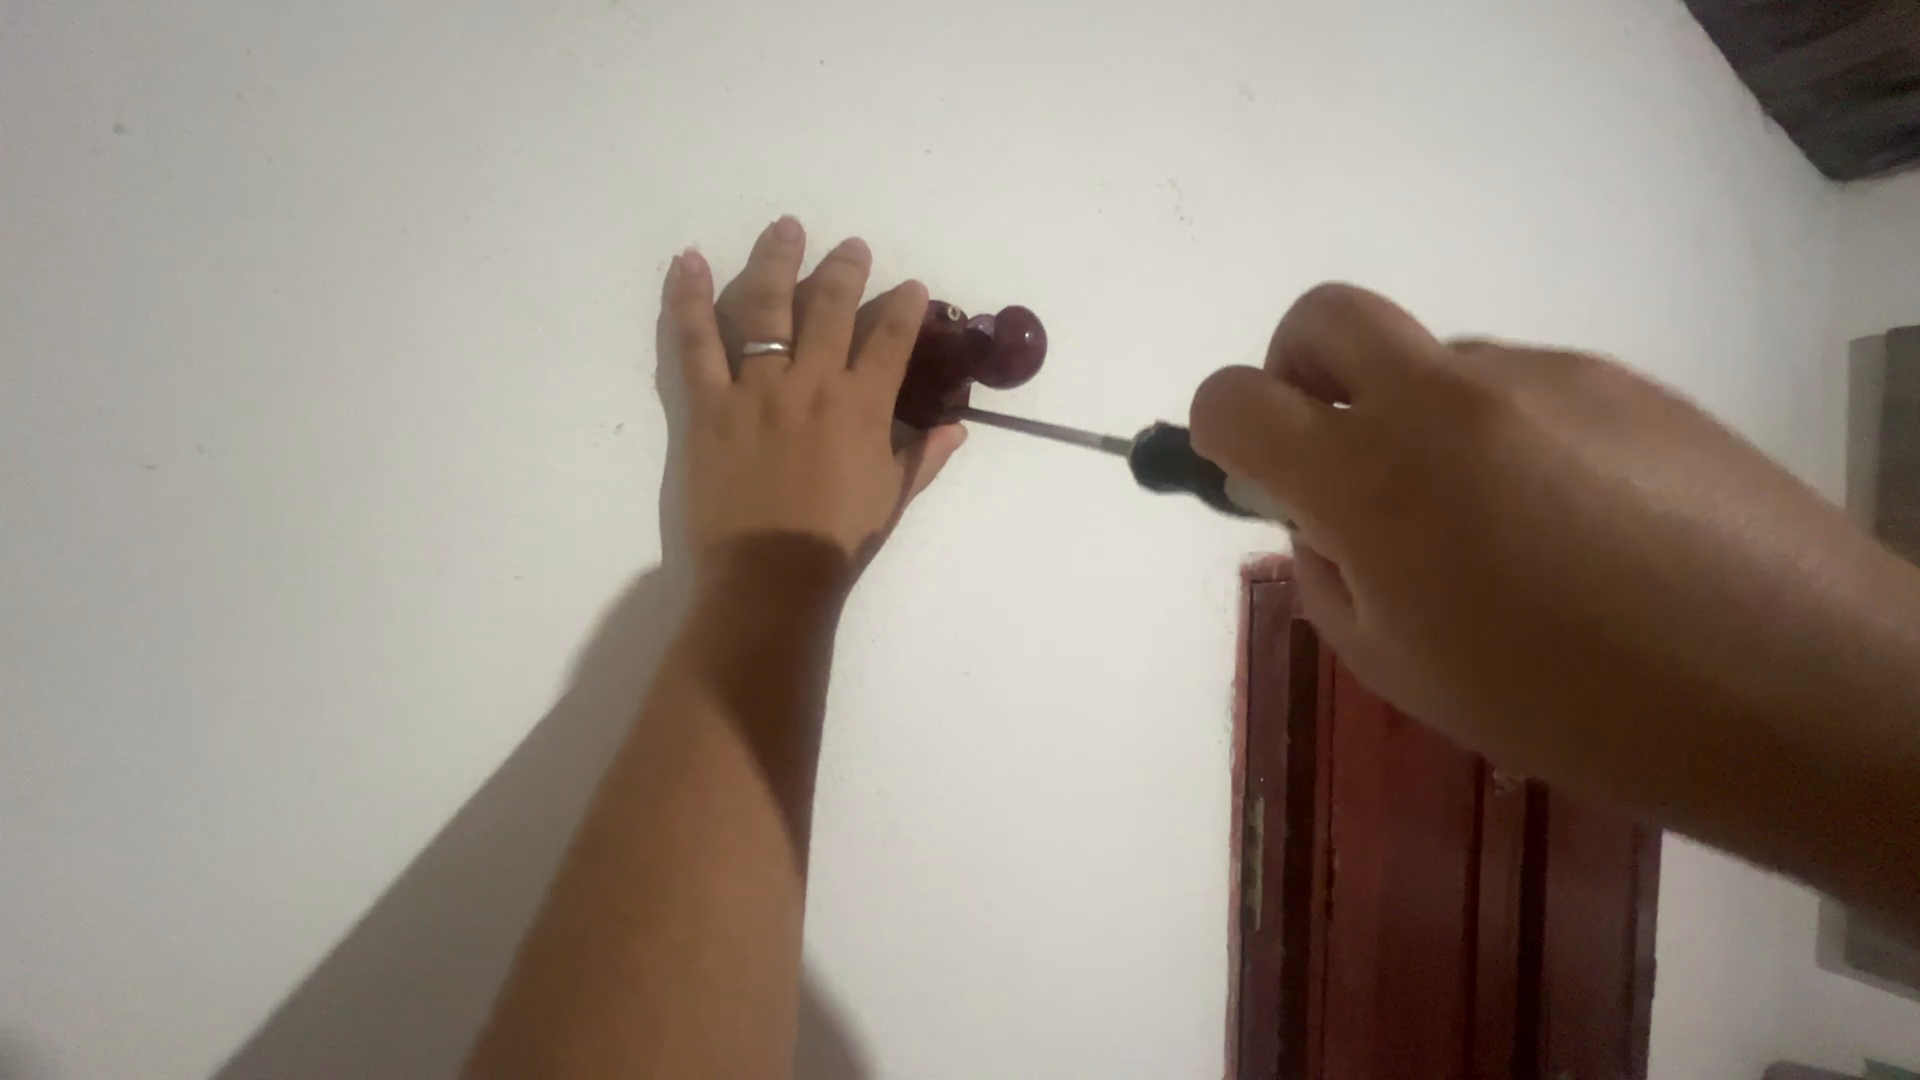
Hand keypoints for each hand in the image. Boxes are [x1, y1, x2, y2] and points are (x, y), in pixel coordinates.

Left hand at [659, 218, 965, 587]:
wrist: (771, 575)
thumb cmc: (838, 542)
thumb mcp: (893, 499)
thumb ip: (924, 457)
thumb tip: (956, 428)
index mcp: (863, 407)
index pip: (891, 340)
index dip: (905, 308)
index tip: (912, 287)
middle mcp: (813, 383)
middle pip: (832, 308)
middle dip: (846, 270)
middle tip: (853, 247)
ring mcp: (757, 389)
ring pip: (767, 308)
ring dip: (778, 261)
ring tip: (786, 228)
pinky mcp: (708, 405)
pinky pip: (696, 342)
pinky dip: (689, 299)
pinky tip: (689, 261)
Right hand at [1188, 285, 1919, 798]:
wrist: (1808, 699)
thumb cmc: (1561, 707)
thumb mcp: (1388, 660)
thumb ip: (1322, 570)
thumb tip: (1315, 517)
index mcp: (1370, 479)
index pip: (1234, 399)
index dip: (1216, 428)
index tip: (1247, 473)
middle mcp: (1445, 399)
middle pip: (1324, 316)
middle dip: (1295, 369)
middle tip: (1331, 451)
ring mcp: (1540, 375)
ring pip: (1426, 360)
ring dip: (1409, 418)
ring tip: (1480, 523)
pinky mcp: (1619, 377)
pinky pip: (1510, 384)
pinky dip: (1490, 430)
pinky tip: (1556, 515)